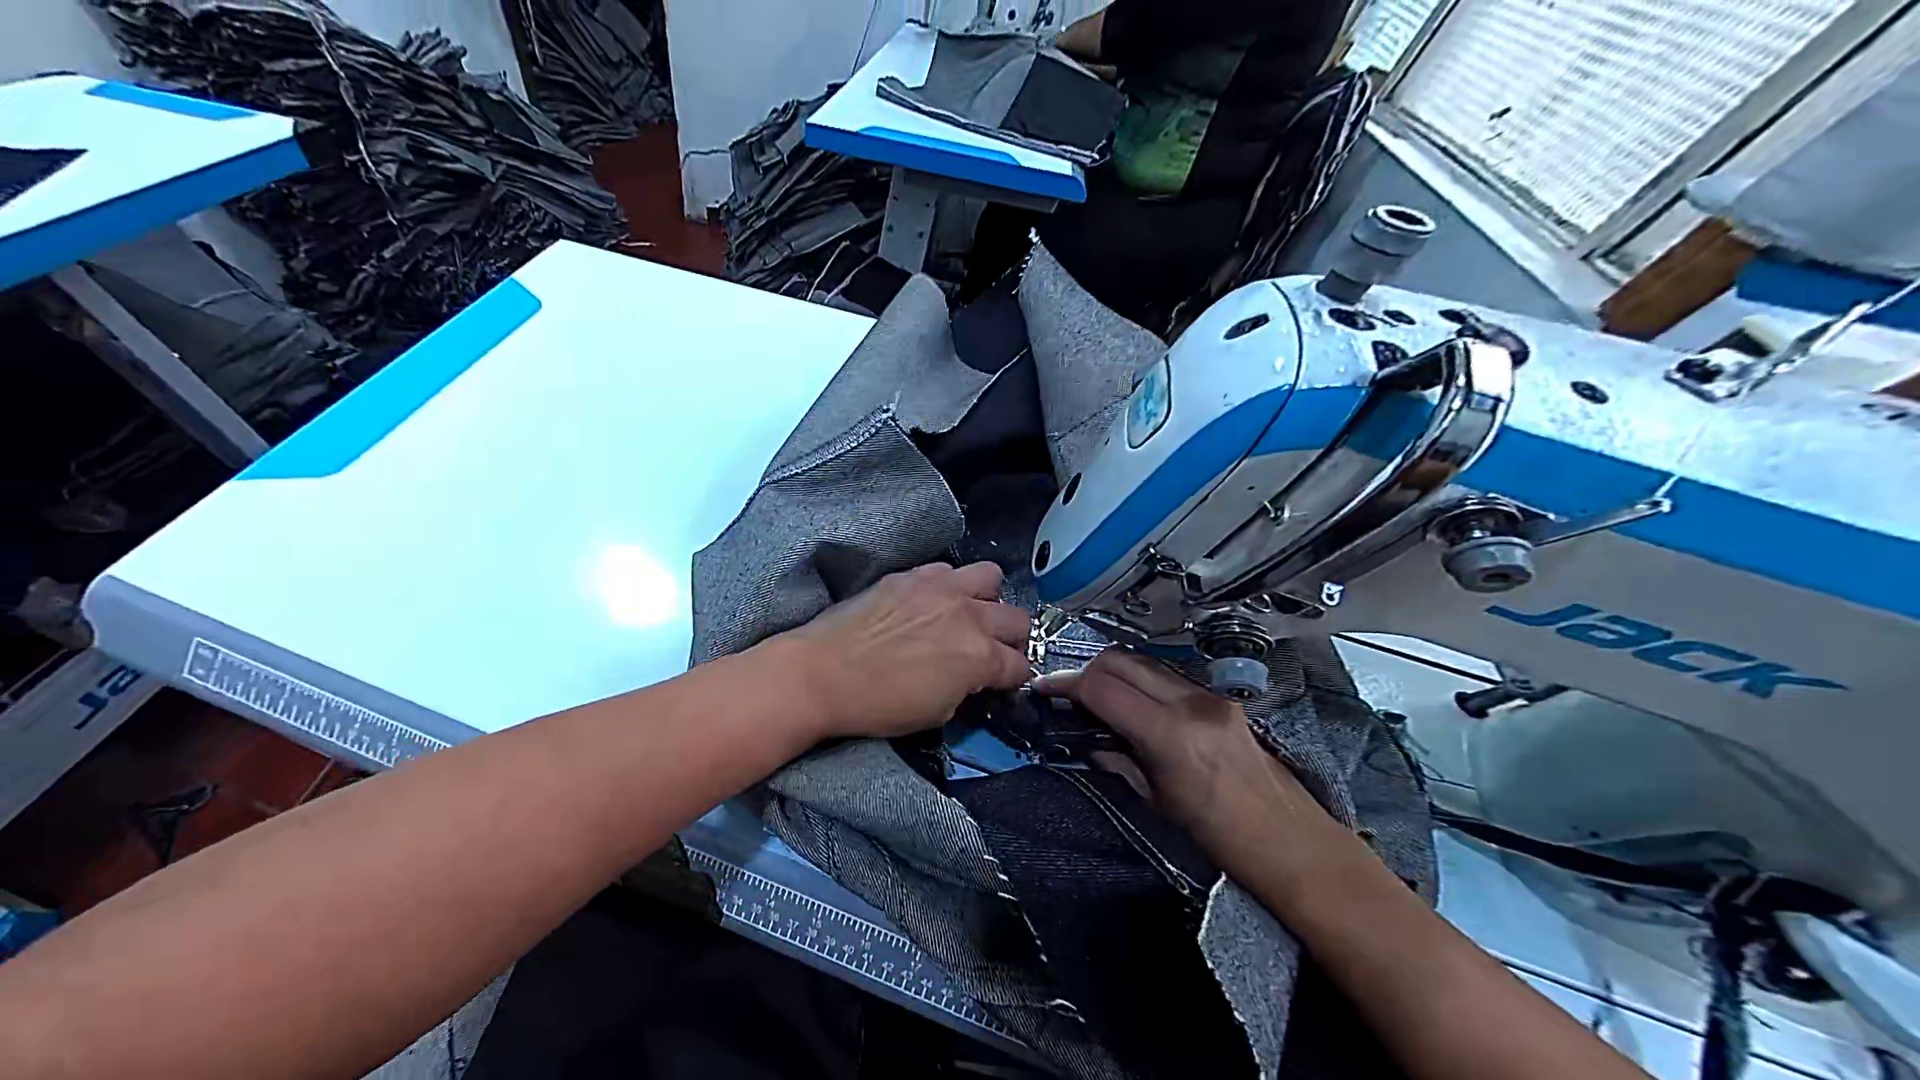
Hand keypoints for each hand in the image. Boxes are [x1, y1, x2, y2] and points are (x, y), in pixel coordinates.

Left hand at [768, 562, 1031, 739]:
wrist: (820, 674)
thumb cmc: (876, 704)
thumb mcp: (936, 713)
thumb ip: (966, 689)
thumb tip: (973, 678)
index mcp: (978, 657)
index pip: (1020, 665)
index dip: (1015, 677)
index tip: (1004, 681)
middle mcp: (967, 615)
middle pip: (1018, 619)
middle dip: (1012, 639)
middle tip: (994, 650)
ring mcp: (940, 588)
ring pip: (991, 577)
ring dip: (988, 599)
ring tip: (969, 615)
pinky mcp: (911, 575)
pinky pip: (948, 569)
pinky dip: (950, 585)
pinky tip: (933, 603)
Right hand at [1033, 650, 1342, 872]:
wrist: (1292, 843)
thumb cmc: (1222, 837)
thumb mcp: (1157, 802)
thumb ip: (1116, 761)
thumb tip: (1086, 739)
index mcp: (1170, 734)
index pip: (1103, 687)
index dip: (1066, 684)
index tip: (1045, 689)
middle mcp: (1191, 703)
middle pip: (1121, 660)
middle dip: (1087, 670)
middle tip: (1069, 693)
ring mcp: (1210, 696)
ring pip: (1145, 662)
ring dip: (1114, 672)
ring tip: (1098, 698)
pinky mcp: (1222, 699)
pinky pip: (1169, 676)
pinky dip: (1141, 681)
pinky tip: (1134, 704)